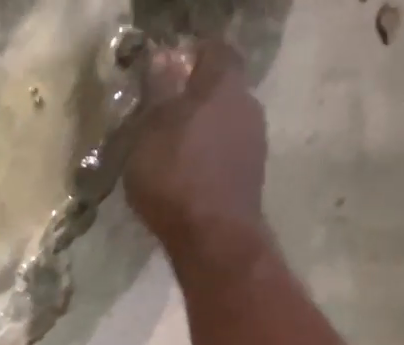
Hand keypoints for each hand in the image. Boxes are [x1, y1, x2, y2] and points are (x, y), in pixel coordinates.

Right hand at [124, 41, 268, 257]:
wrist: (213, 234)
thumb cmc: (174, 177)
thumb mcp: (150, 132)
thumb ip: (159, 92)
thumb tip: (164, 60)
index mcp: (222, 86)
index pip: (214, 52)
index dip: (190, 57)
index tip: (164, 73)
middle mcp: (246, 104)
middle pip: (220, 88)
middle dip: (193, 97)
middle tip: (159, 116)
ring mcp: (254, 139)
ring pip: (224, 121)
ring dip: (199, 130)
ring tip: (168, 152)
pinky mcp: (250, 171)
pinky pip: (225, 150)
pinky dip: (206, 156)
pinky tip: (183, 176)